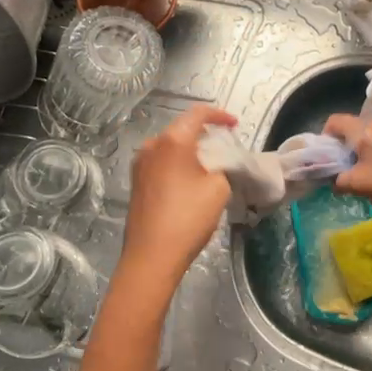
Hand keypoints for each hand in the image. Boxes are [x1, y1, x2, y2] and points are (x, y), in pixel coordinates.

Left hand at [122, 104, 238, 283]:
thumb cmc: (188, 217)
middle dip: (205, 134)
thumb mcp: (219, 188)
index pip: (198, 114)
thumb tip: (218, 164)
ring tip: (209, 164)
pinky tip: (190, 180)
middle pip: (181, 128)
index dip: (219, 115)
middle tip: (225, 147)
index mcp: (172, 141)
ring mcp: (140, 165)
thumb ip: (222, 167)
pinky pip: (161, 162)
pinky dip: (178, 163)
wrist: (152, 256)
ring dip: (190, 150)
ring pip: (170, 146)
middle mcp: (152, 146)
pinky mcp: (136, 183)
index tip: (234, 125)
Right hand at [322, 115, 371, 208]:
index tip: (327, 157)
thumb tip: (335, 181)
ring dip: (360, 154)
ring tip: (365, 176)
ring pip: (368, 138)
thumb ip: (339, 181)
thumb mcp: (358, 184)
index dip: (325, 136)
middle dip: (343, 149)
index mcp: (362, 129)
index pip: (334, 120)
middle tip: (344, 171)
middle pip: (351, 129)